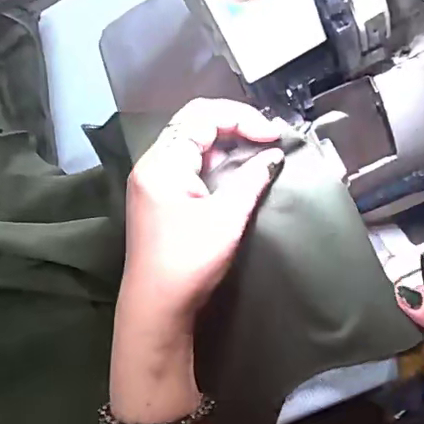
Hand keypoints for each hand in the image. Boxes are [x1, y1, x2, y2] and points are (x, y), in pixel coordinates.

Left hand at [119, 98, 284, 339]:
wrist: (155, 306)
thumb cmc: (188, 263)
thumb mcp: (227, 218)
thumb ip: (251, 180)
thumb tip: (272, 156)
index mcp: (162, 163)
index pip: (201, 116)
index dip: (240, 117)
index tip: (271, 135)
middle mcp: (151, 166)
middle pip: (193, 125)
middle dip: (233, 126)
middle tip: (266, 140)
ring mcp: (152, 182)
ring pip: (190, 145)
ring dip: (224, 145)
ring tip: (256, 154)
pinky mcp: (157, 199)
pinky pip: (186, 165)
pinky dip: (212, 163)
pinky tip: (234, 174)